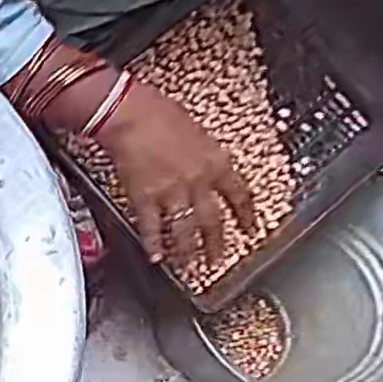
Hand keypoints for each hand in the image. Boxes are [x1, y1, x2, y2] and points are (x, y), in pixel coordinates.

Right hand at [95, 80, 257, 264]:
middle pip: (213, 220)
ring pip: (185, 229)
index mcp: (216, 161)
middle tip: (217, 260)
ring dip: (188, 251)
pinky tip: (155, 257)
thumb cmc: (160, 116)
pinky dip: (153, 244)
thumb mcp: (197, 134)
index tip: (250, 229)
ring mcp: (172, 191)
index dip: (247, 215)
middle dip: (216, 244)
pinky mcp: (145, 198)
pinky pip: (152, 227)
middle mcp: (198, 180)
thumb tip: (202, 175)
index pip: (240, 194)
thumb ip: (202, 159)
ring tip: (188, 266)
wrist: (132, 116)